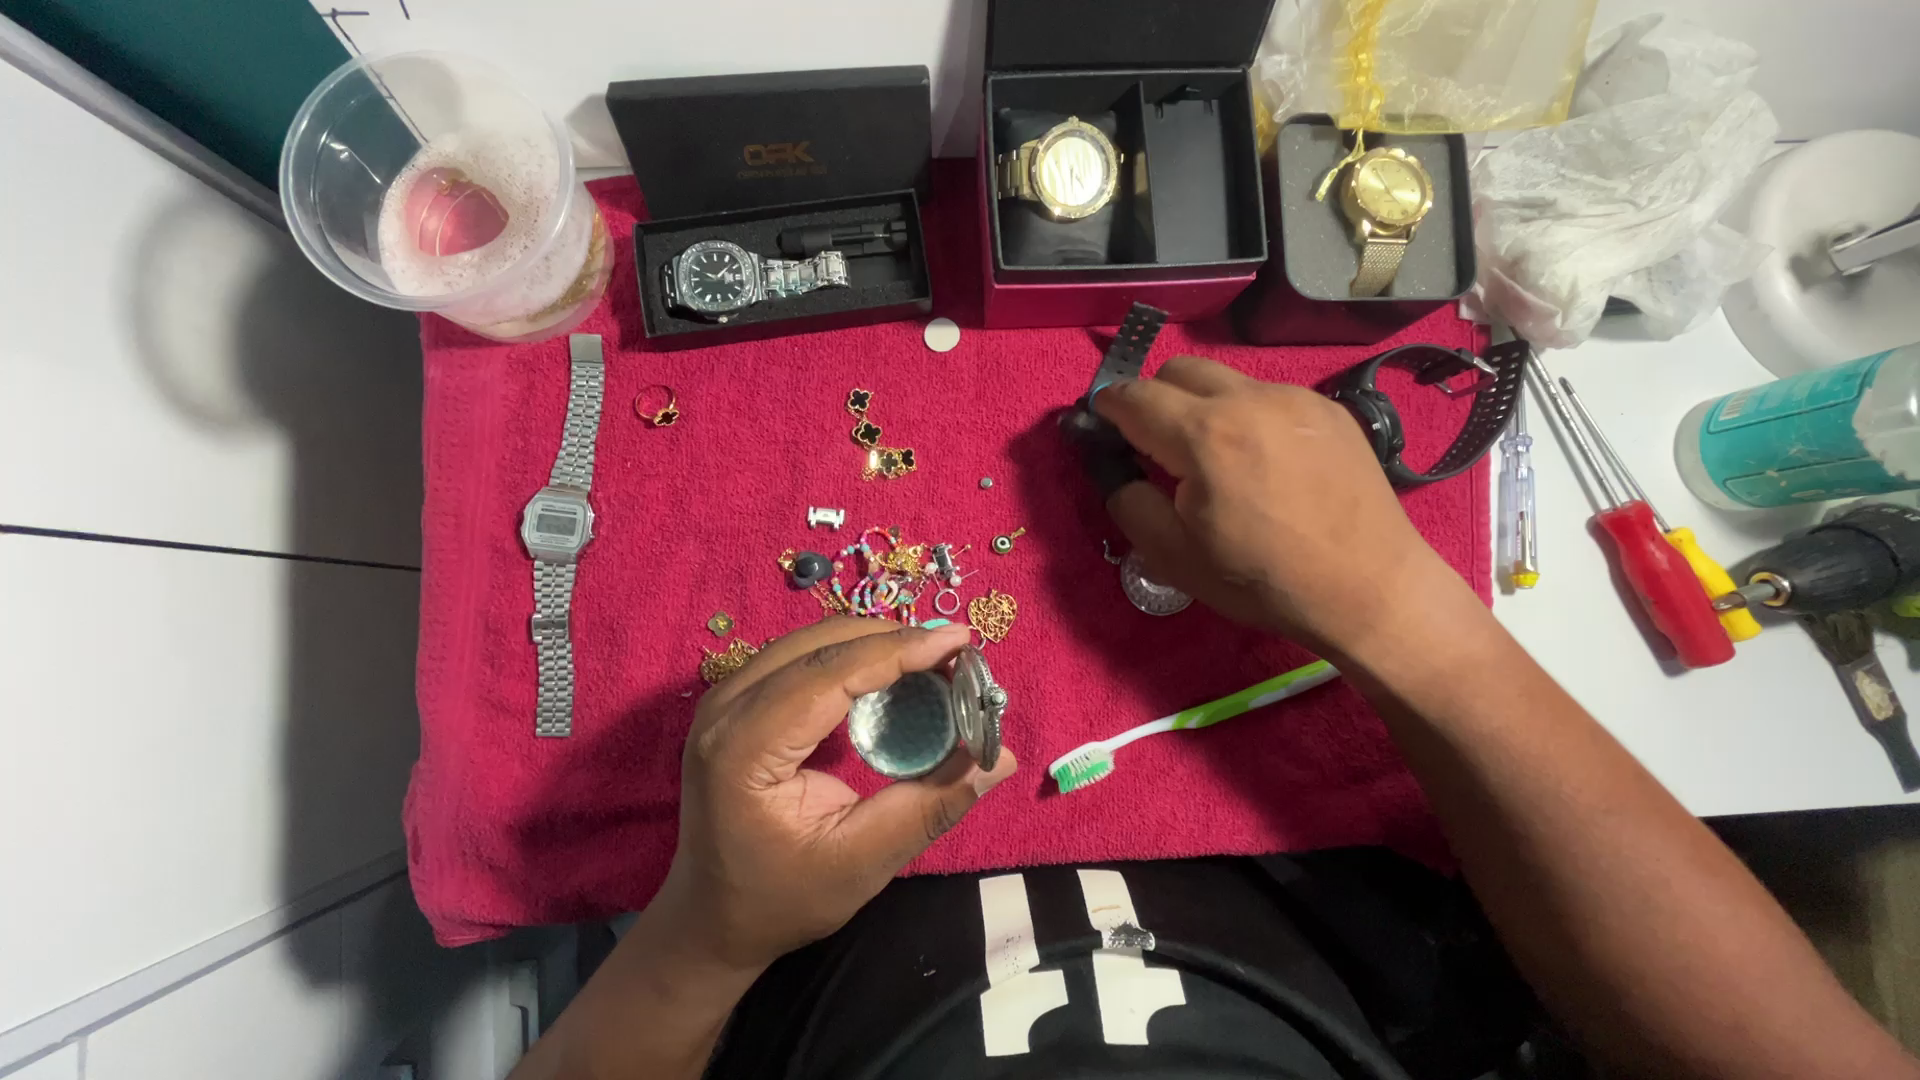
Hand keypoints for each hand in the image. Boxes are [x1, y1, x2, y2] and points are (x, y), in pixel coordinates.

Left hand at [651, 618, 1016, 972]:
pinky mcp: (736, 701)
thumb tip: (1001, 757)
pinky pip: (801, 657)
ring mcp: (724, 699)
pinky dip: (852, 655)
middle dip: (894, 641)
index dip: (899, 651)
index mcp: (744, 749)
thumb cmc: (781, 899)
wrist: (711, 918)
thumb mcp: (861, 863)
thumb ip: (931, 806)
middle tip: (956, 658)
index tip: (960, 641)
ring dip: (876, 643)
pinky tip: (891, 672)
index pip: (830, 675)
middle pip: (821, 645)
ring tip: (933, 662)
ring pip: (812, 641)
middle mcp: (725, 709)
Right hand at [1092, 355, 1467, 659]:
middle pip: (1177, 370)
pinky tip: (1260, 461)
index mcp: (1204, 436)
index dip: (1107, 407)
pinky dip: (1244, 415)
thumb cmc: (1261, 580)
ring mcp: (1296, 399)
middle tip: (1153, 443)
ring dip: (1200, 405)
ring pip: (1225, 380)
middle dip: (1152, 397)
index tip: (1100, 423)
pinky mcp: (1329, 409)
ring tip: (1213, 457)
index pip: (1135, 396)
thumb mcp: (1172, 556)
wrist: (1368, 590)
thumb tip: (1118, 468)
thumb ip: (1128, 501)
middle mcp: (1250, 400)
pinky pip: (1266, 396)